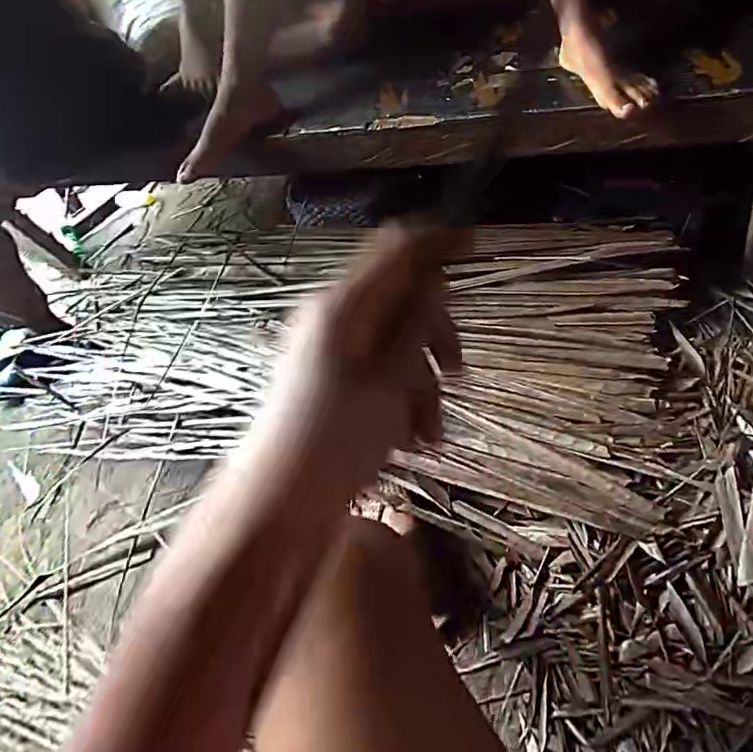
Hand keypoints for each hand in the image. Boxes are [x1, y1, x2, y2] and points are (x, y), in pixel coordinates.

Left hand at [259, 226, 462, 498]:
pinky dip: (404, 397)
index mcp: (344, 307)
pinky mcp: (335, 381)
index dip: (436, 244)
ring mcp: (333, 351)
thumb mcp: (390, 378)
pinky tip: (412, 437)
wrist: (279, 507)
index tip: (473, 244)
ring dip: (424, 381)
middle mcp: (337, 320)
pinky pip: (383, 371)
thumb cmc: (335, 440)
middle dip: (436, 336)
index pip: (396, 250)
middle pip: (404, 301)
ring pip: (400, 344)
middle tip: (457, 371)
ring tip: (429, 432)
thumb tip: (434, 279)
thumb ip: (415, 322)